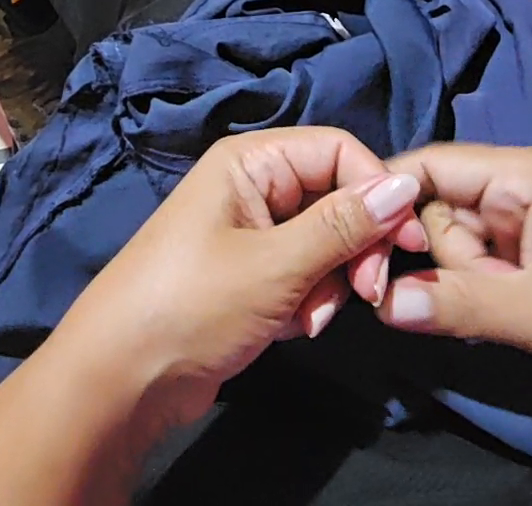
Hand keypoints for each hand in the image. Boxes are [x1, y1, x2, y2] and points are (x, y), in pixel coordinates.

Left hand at [45, 127, 427, 427]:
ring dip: (330, 283)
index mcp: (251, 161)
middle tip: (366, 293)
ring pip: (327, 241)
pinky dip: (309, 300)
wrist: (122, 379)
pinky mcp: (253, 272)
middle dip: (355, 248)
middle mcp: (254, 185)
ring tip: (307, 318)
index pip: (339, 151)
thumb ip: (344, 224)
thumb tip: (405, 184)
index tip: (409, 243)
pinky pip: (306, 272)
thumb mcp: (276, 264)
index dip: (380, 191)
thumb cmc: (194, 304)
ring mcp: (253, 230)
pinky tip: (292, 327)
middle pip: (337, 197)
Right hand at [375, 143, 531, 405]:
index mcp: (523, 173)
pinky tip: (514, 317)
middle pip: (437, 210)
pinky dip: (483, 294)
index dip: (389, 198)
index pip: (430, 165)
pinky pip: (479, 266)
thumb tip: (380, 305)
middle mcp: (518, 187)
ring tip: (520, 311)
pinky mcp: (531, 256)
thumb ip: (456, 304)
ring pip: (455, 245)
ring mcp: (526, 223)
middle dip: (447, 260)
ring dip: (470, 284)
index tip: (362, 247)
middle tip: (491, 297)